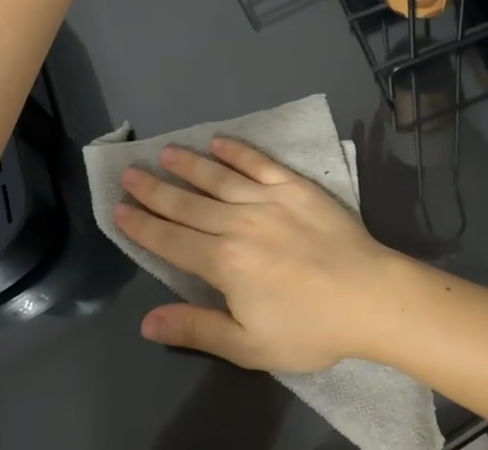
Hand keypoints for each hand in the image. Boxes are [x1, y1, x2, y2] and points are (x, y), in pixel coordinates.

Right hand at [112, 136, 403, 373]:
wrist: (368, 295)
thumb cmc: (308, 327)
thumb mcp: (248, 345)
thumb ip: (196, 328)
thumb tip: (147, 321)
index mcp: (222, 262)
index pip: (170, 241)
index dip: (142, 226)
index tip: (119, 209)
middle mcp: (237, 223)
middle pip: (187, 204)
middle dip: (153, 190)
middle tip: (128, 172)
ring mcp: (268, 199)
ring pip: (217, 178)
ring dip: (187, 165)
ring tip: (164, 153)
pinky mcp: (295, 186)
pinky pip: (259, 162)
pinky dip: (237, 151)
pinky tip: (218, 142)